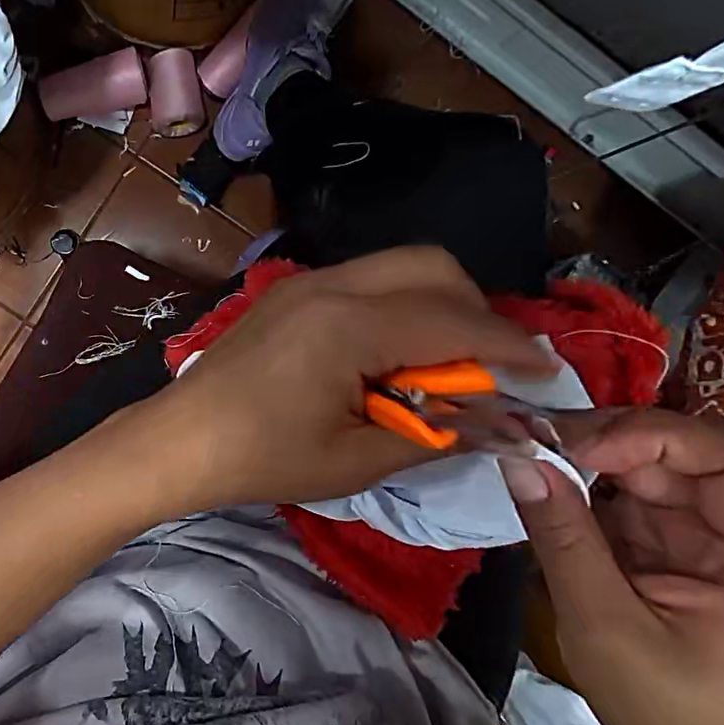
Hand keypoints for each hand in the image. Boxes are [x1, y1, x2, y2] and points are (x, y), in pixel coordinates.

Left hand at [124, 247, 555, 513]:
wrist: (178, 438)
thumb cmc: (262, 459)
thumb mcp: (353, 461)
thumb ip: (431, 434)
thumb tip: (492, 423)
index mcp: (349, 328)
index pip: (451, 320)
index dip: (507, 343)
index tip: (545, 367)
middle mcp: (335, 285)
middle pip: (433, 266)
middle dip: (477, 308)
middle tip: (490, 362)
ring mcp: (313, 279)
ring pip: (404, 263)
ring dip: (442, 302)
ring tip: (448, 358)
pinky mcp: (300, 287)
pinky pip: (374, 276)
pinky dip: (406, 303)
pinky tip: (398, 349)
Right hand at [500, 411, 723, 724]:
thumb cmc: (668, 722)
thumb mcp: (607, 632)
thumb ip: (563, 538)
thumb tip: (518, 456)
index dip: (660, 435)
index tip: (583, 448)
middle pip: (695, 452)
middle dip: (619, 438)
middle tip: (547, 439)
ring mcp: (716, 540)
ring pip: (660, 466)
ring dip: (598, 457)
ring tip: (541, 455)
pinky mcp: (681, 547)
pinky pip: (638, 495)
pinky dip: (594, 484)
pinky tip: (557, 484)